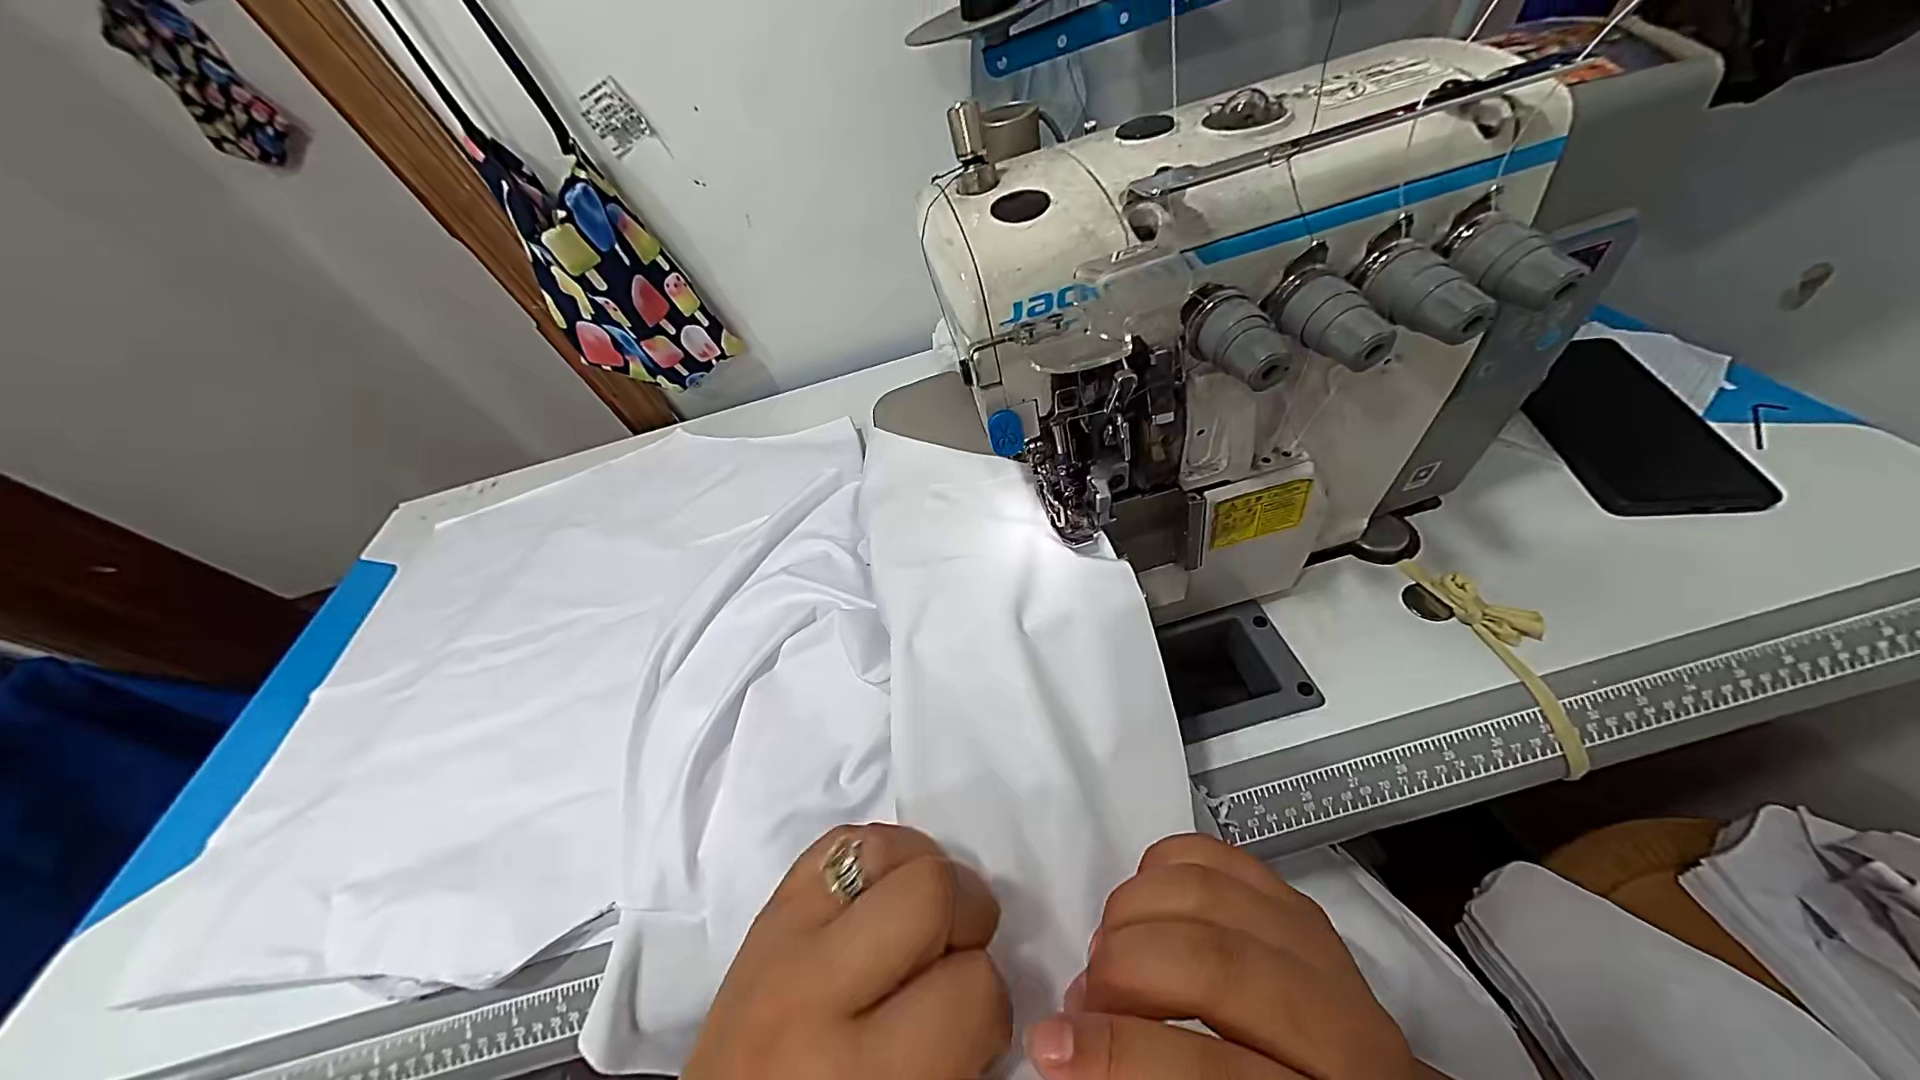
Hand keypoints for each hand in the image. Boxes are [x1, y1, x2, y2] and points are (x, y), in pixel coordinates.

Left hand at [683, 823, 1010, 1079]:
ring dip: (926, 874)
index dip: (993, 1005)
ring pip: (888, 846)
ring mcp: (781, 936)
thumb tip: (995, 978)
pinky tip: (884, 896)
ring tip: (922, 921)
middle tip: (958, 955)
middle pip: (932, 891)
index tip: (977, 1025)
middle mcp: (812, 992)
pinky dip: (877, 857)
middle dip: (968, 915)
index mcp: (859, 1071)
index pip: (973, 985)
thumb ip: (960, 1043)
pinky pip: (840, 841)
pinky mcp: (766, 907)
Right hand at [1027, 833, 1430, 1079]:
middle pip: (1216, 964)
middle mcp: (1345, 1025)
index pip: (1217, 1070)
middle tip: (1083, 995)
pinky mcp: (1301, 905)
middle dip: (1124, 968)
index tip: (1052, 1045)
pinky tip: (1142, 901)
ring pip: (1215, 897)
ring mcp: (1325, 950)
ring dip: (1135, 913)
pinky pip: (1224, 858)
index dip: (1121, 1051)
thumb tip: (1068, 1046)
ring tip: (1107, 950)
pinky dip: (1166, 865)